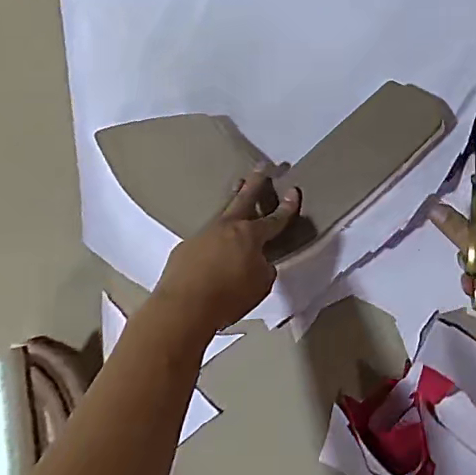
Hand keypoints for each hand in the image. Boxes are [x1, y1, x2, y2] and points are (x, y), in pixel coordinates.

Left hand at [153, 167, 299, 333]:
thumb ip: (264, 268)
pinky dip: (212, 239)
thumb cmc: (228, 297)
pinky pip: (204, 238)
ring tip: (236, 189)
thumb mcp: (260, 285)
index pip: (275, 219)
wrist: (182, 308)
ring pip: (222, 213)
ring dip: (232, 202)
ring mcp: (203, 235)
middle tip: (262, 166)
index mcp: (250, 235)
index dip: (287, 207)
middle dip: (257, 182)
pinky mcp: (184, 248)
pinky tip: (212, 247)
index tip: (294, 191)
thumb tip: (259, 261)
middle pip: (245, 198)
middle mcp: (227, 228)